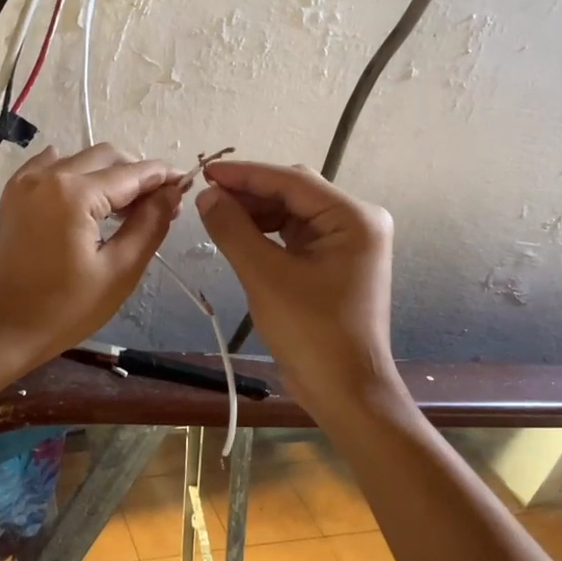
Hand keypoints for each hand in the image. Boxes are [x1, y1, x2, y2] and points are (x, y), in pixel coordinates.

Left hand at [0, 143, 185, 369]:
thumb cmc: (62, 309)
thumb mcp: (118, 271)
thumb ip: (149, 225)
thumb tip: (171, 193)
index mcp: (75, 193)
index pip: (132, 173)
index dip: (163, 177)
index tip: (186, 185)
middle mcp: (47, 176)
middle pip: (105, 157)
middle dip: (136, 174)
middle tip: (158, 204)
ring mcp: (25, 184)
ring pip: (77, 160)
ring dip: (106, 174)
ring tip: (125, 208)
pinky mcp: (12, 198)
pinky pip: (49, 169)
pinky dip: (73, 175)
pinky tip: (84, 197)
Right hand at [194, 161, 403, 407]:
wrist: (343, 389)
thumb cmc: (310, 331)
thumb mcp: (265, 276)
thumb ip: (233, 229)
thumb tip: (206, 196)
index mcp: (354, 218)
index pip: (292, 181)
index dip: (245, 174)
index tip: (204, 171)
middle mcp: (357, 222)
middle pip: (294, 192)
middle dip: (249, 192)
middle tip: (205, 195)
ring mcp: (347, 244)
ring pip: (291, 213)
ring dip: (254, 212)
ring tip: (215, 214)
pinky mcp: (333, 263)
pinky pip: (293, 235)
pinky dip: (265, 233)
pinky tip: (237, 235)